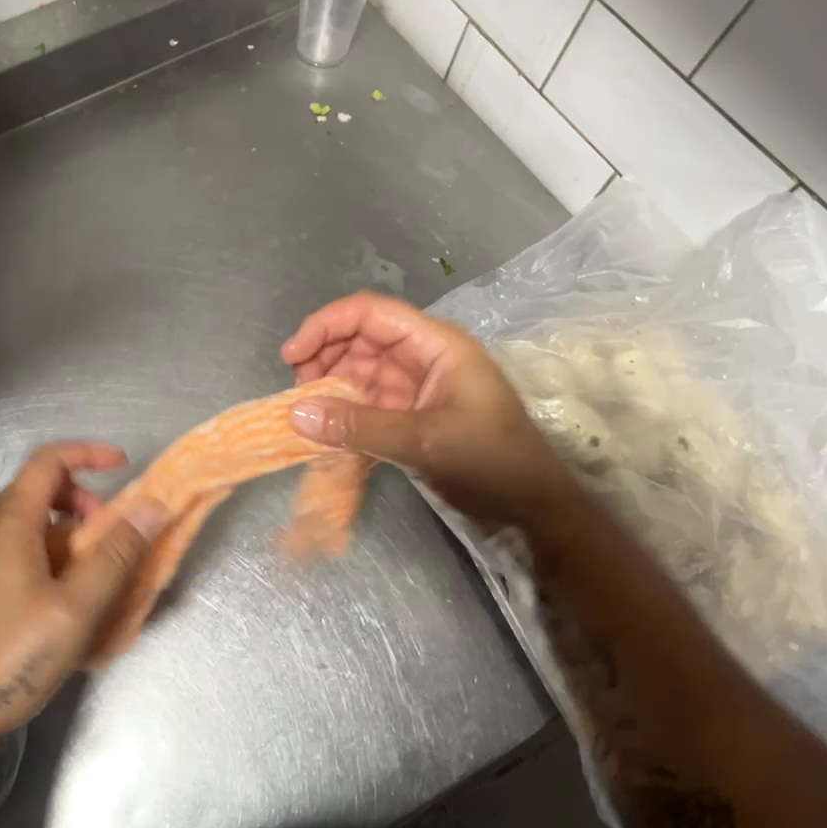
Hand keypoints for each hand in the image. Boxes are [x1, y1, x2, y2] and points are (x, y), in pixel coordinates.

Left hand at [0, 442, 168, 757]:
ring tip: (89, 582)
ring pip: (25, 525)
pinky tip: (56, 606)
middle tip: (110, 543)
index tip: (124, 466)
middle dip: (83, 504)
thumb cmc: (9, 660)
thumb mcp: (75, 610)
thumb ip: (116, 555)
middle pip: (38, 491)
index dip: (88, 453)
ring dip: (65, 537)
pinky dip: (42, 558)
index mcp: (7, 524)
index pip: (48, 460)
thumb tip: (151, 506)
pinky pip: (9, 552)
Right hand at [281, 291, 579, 527]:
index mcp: (436, 346)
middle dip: (324, 356)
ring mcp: (417, 389)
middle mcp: (424, 359)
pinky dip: (343, 413)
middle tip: (297, 391)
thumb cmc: (492, 465)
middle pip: (361, 338)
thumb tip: (295, 413)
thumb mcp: (424, 442)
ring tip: (307, 413)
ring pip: (360, 371)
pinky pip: (367, 404)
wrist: (534, 514)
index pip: (371, 314)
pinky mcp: (411, 418)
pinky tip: (324, 432)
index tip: (292, 356)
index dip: (327, 325)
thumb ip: (359, 426)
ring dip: (329, 386)